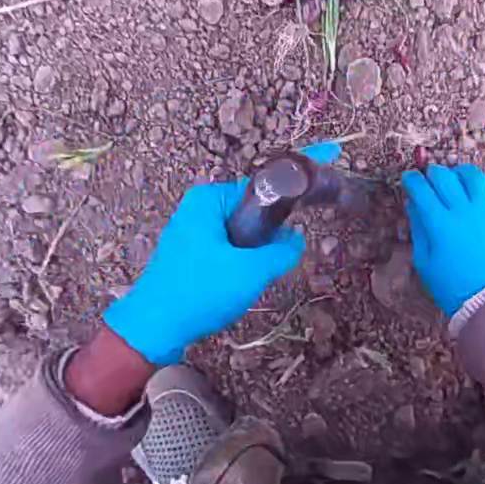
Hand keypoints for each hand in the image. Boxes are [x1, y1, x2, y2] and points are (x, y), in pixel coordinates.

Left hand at [104, 143, 339, 363]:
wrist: (153, 329)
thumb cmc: (198, 292)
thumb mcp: (250, 271)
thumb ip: (281, 252)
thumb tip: (295, 240)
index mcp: (210, 199)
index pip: (265, 179)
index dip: (299, 173)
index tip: (331, 154)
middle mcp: (201, 207)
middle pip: (257, 206)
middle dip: (276, 226)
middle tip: (289, 249)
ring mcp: (196, 231)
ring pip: (246, 230)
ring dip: (261, 248)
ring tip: (259, 274)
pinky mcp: (194, 253)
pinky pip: (232, 246)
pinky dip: (247, 258)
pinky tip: (247, 281)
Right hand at [400, 163, 484, 315]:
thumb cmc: (450, 284)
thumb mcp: (424, 260)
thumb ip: (418, 229)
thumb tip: (413, 204)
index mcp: (440, 224)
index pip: (422, 190)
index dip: (412, 180)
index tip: (408, 179)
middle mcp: (463, 212)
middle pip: (445, 177)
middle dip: (432, 173)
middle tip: (428, 178)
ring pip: (473, 177)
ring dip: (460, 172)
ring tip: (454, 176)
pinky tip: (477, 185)